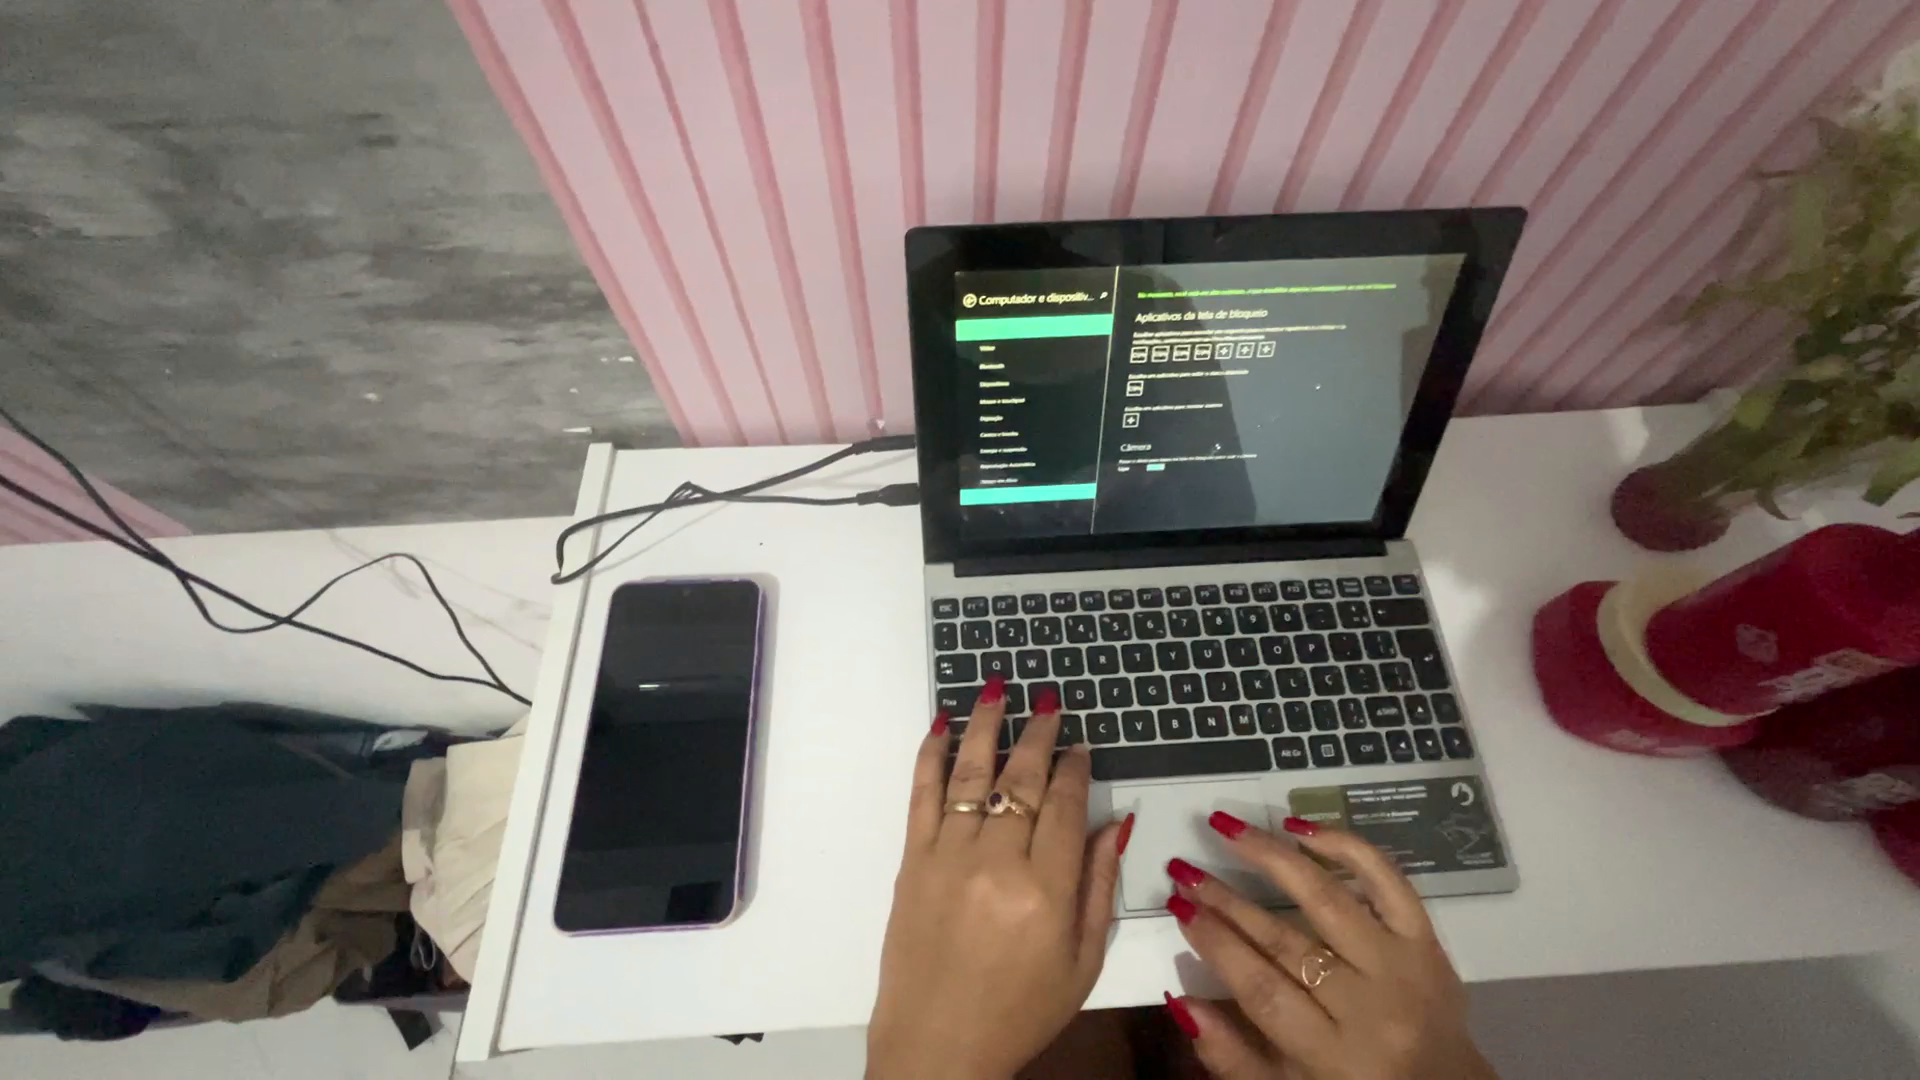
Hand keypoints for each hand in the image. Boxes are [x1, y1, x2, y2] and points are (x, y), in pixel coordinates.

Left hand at [866, 678, 1132, 1079]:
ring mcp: (948, 855)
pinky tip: (941, 725)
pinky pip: (922, 794)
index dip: (1075, 768)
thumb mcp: (1083, 961)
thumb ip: (1099, 886)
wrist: (938, 1045)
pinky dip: (930, 755)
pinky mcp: (913, 858)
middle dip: (1038, 733)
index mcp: (1046, 891)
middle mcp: (997, 862)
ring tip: (997, 688)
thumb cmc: (1020, 1009)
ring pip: (971, 773)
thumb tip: (1115, 821)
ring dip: (985, 725)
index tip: (1080, 743)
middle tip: (1048, 701)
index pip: (1065, 806)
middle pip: (1021, 779)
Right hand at [1162, 814, 1495, 1079]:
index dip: (1216, 943)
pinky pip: (1387, 882)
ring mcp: (1404, 966)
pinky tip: (1299, 826)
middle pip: (1287, 941)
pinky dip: (1345, 847)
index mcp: (1336, 1055)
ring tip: (1225, 827)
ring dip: (1270, 856)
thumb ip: (1232, 1057)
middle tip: (1184, 869)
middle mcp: (1373, 1005)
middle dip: (1226, 900)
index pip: (1263, 988)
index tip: (1178, 905)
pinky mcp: (1426, 939)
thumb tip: (1180, 999)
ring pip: (1328, 898)